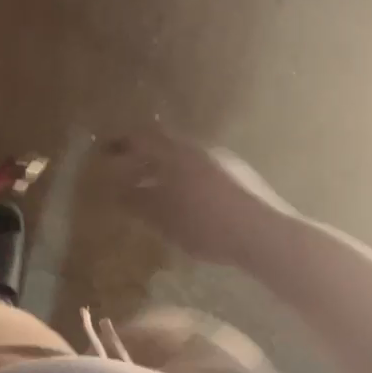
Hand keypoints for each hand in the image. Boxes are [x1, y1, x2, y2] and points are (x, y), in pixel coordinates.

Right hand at [100, 128, 298, 267]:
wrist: (267, 236)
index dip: (120, 142)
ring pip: (183, 159)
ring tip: (151, 193)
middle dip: (141, 158)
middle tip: (123, 174)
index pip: (141, 136)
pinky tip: (183, 204)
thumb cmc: (208, 224)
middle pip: (162, 145)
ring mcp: (222, 161)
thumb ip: (138, 202)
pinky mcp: (239, 178)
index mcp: (177, 152)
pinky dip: (183, 180)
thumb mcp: (165, 218)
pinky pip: (200, 170)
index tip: (103, 153)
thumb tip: (116, 191)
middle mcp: (199, 149)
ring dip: (164, 171)